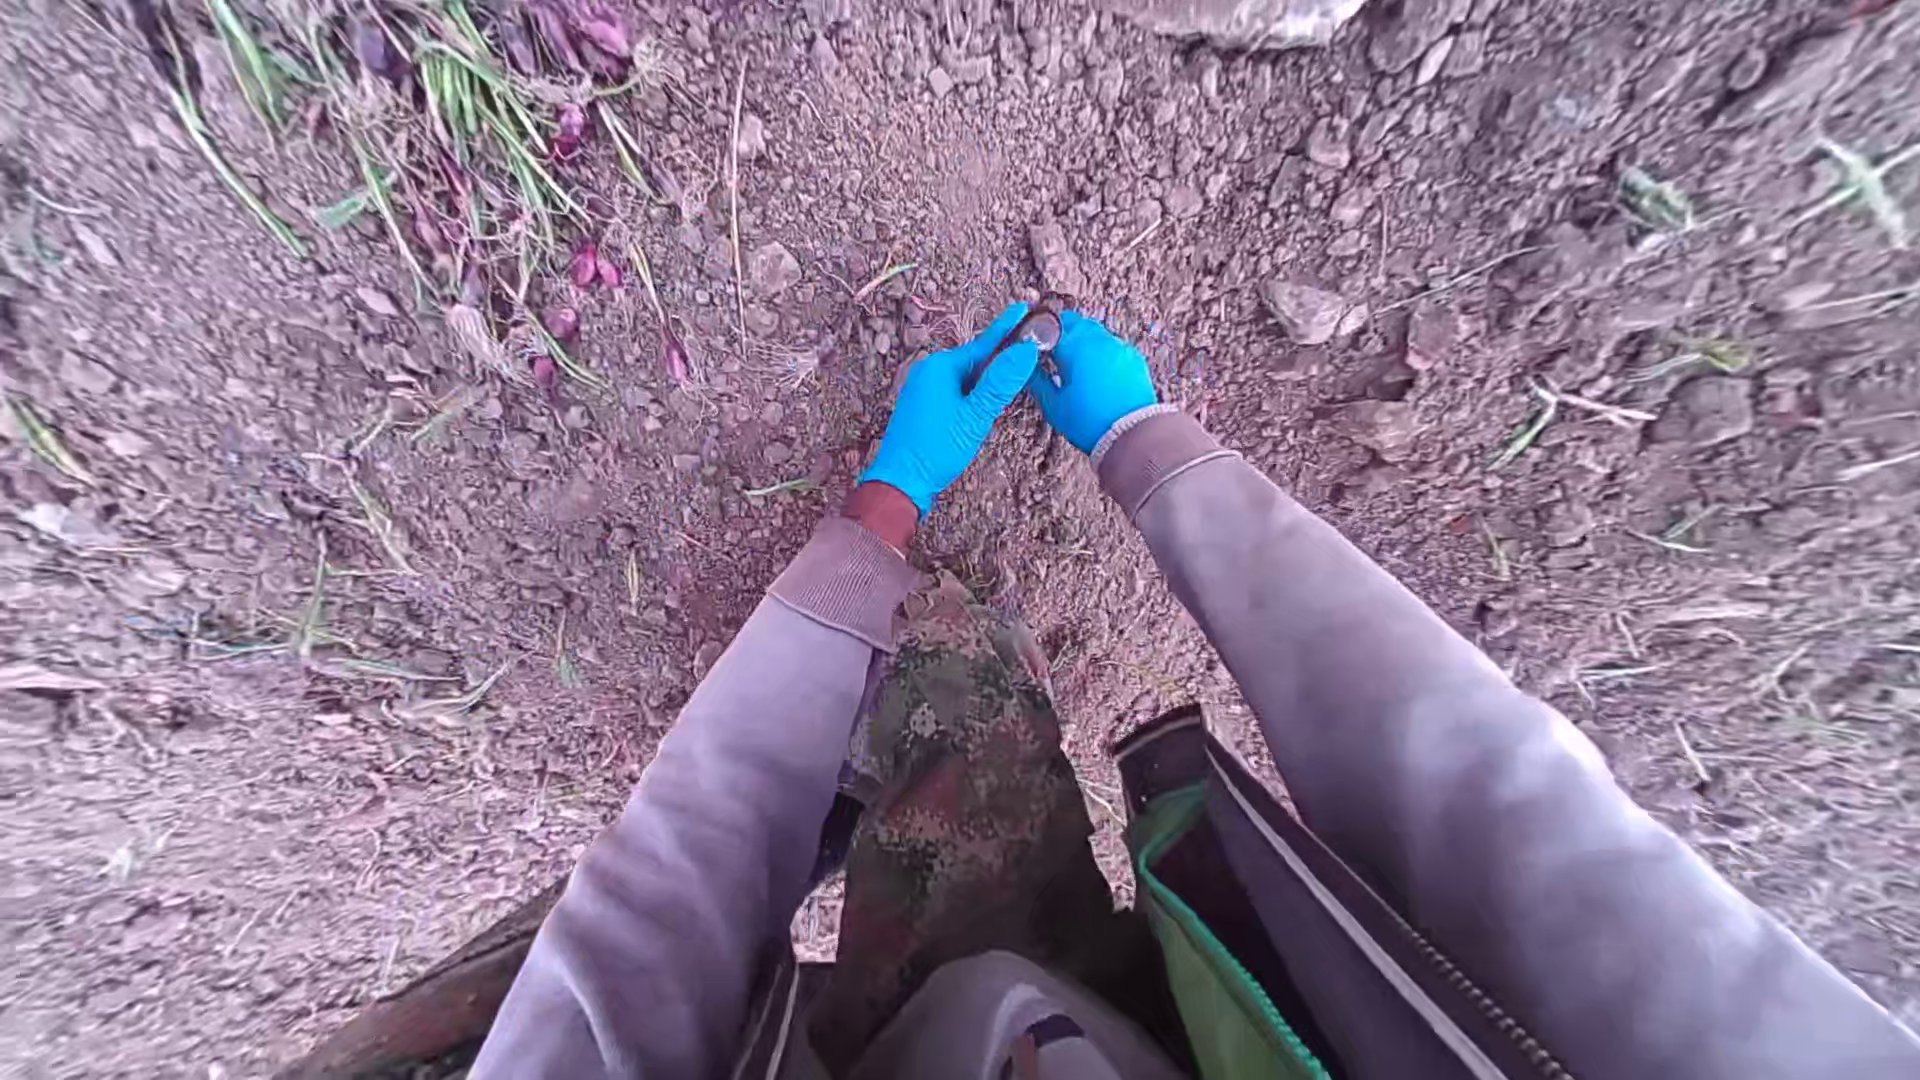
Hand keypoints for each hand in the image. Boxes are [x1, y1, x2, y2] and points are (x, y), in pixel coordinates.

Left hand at [858, 303, 1041, 514]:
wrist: (902, 481)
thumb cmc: (935, 450)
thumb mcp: (975, 416)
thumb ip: (1000, 383)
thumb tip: (1025, 351)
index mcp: (939, 367)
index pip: (983, 345)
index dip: (1008, 331)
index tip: (1024, 310)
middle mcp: (928, 372)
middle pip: (975, 361)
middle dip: (1000, 364)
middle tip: (1029, 355)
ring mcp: (923, 389)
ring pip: (965, 379)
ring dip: (986, 385)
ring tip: (1010, 386)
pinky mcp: (923, 405)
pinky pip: (955, 391)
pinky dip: (972, 396)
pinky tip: (983, 407)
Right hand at [1026, 310, 1157, 452]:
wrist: (1131, 436)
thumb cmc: (1092, 424)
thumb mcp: (1055, 406)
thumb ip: (1038, 382)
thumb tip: (1026, 369)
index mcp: (1076, 348)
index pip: (1050, 327)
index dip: (1038, 335)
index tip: (1032, 346)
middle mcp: (1100, 341)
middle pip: (1074, 323)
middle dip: (1060, 333)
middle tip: (1050, 352)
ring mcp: (1119, 348)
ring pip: (1094, 332)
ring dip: (1081, 341)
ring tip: (1072, 364)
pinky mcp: (1133, 358)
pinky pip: (1111, 346)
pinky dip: (1099, 352)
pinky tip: (1094, 372)